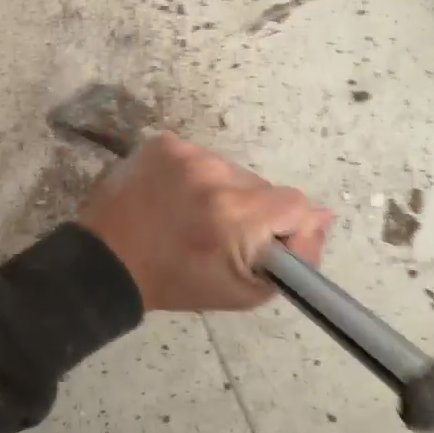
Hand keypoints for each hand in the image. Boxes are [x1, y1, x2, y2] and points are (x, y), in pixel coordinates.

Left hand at [78, 132, 332, 311]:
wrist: (109, 259)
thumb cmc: (177, 281)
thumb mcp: (245, 289)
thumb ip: (295, 258)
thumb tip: (324, 217)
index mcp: (235, 215)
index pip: (295, 203)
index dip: (287, 226)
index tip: (262, 242)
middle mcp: (213, 175)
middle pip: (261, 186)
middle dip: (252, 210)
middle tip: (219, 233)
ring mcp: (185, 154)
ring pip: (231, 170)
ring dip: (223, 191)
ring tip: (192, 215)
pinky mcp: (163, 143)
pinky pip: (201, 158)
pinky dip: (196, 176)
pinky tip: (175, 198)